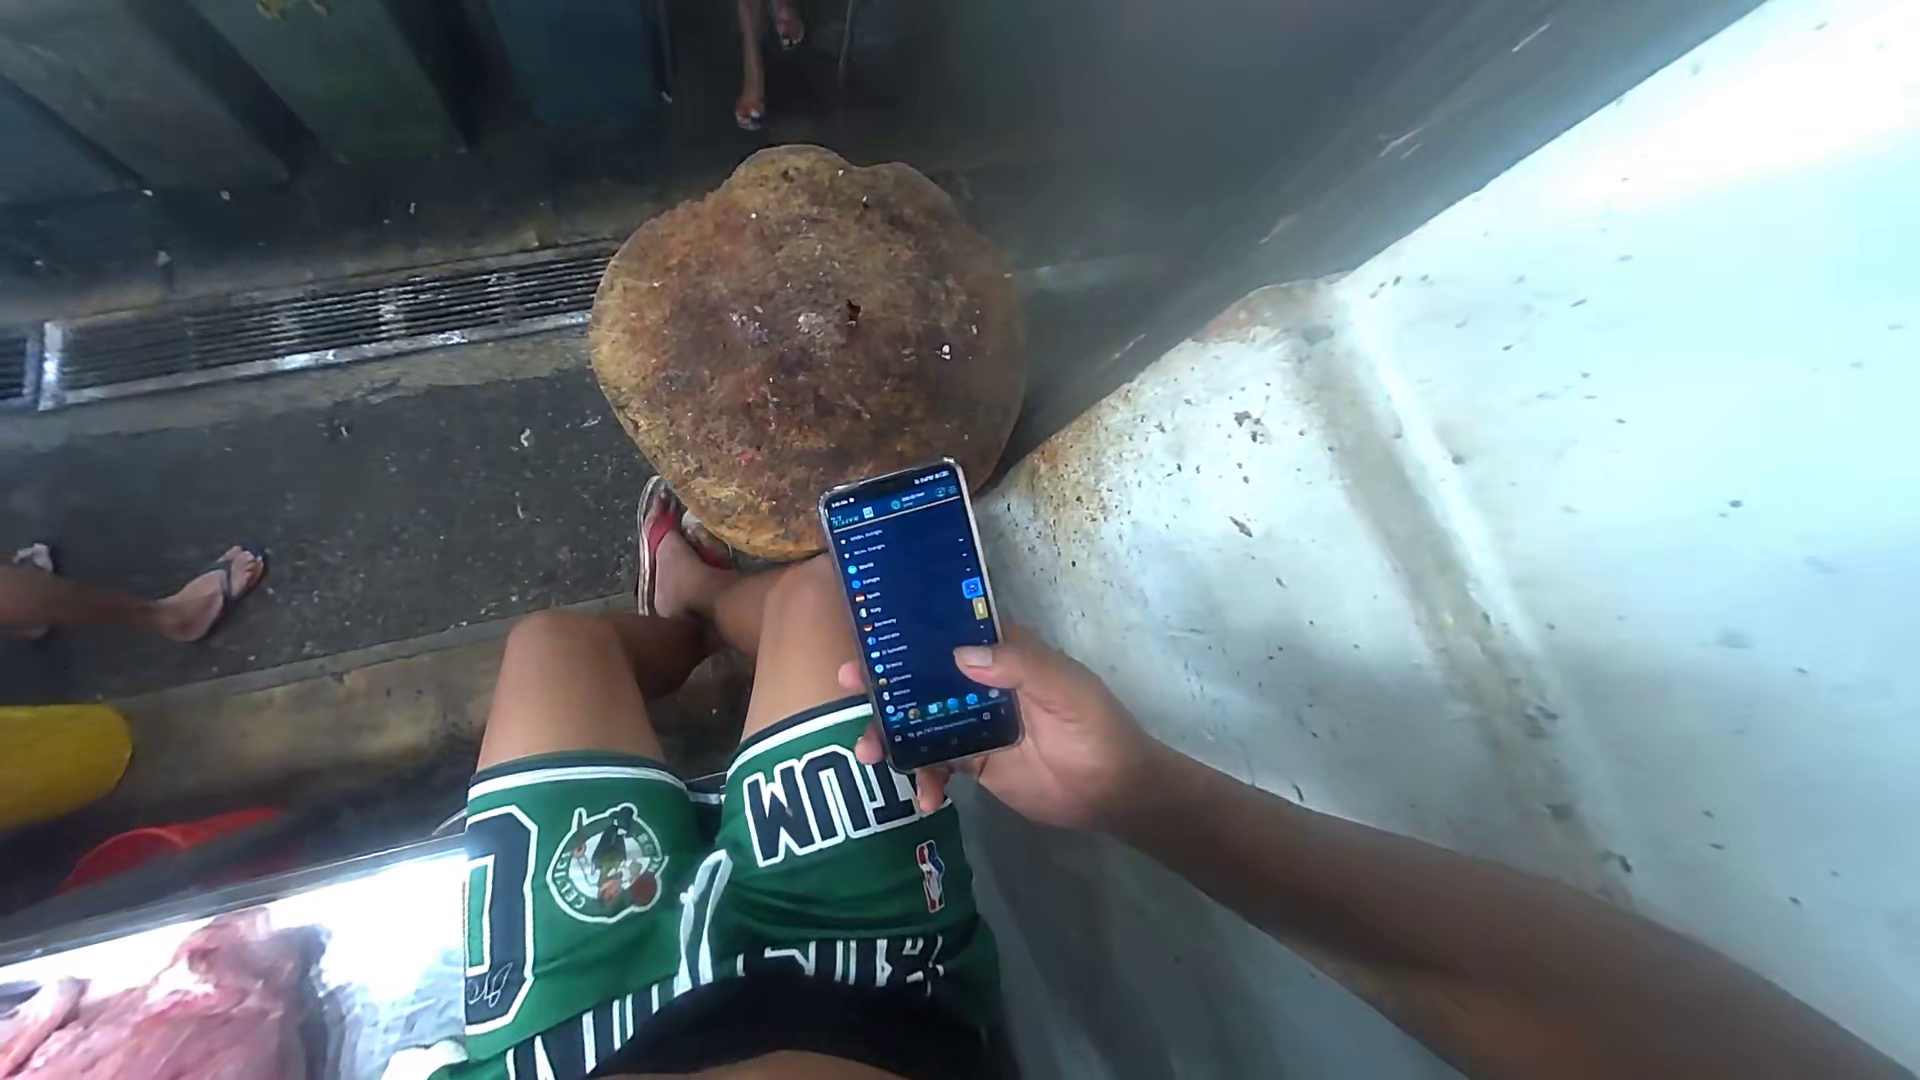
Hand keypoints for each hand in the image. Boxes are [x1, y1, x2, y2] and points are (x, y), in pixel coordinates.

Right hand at [839, 624, 1165, 829]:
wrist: (1111, 791)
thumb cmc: (1093, 726)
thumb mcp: (1064, 688)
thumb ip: (1020, 666)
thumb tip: (960, 653)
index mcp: (1003, 654)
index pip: (952, 630)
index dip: (913, 630)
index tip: (874, 632)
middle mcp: (981, 682)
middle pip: (924, 675)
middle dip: (885, 681)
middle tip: (847, 686)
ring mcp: (973, 722)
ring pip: (920, 720)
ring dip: (891, 734)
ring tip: (869, 755)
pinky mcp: (973, 761)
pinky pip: (936, 764)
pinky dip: (924, 779)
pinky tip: (926, 799)